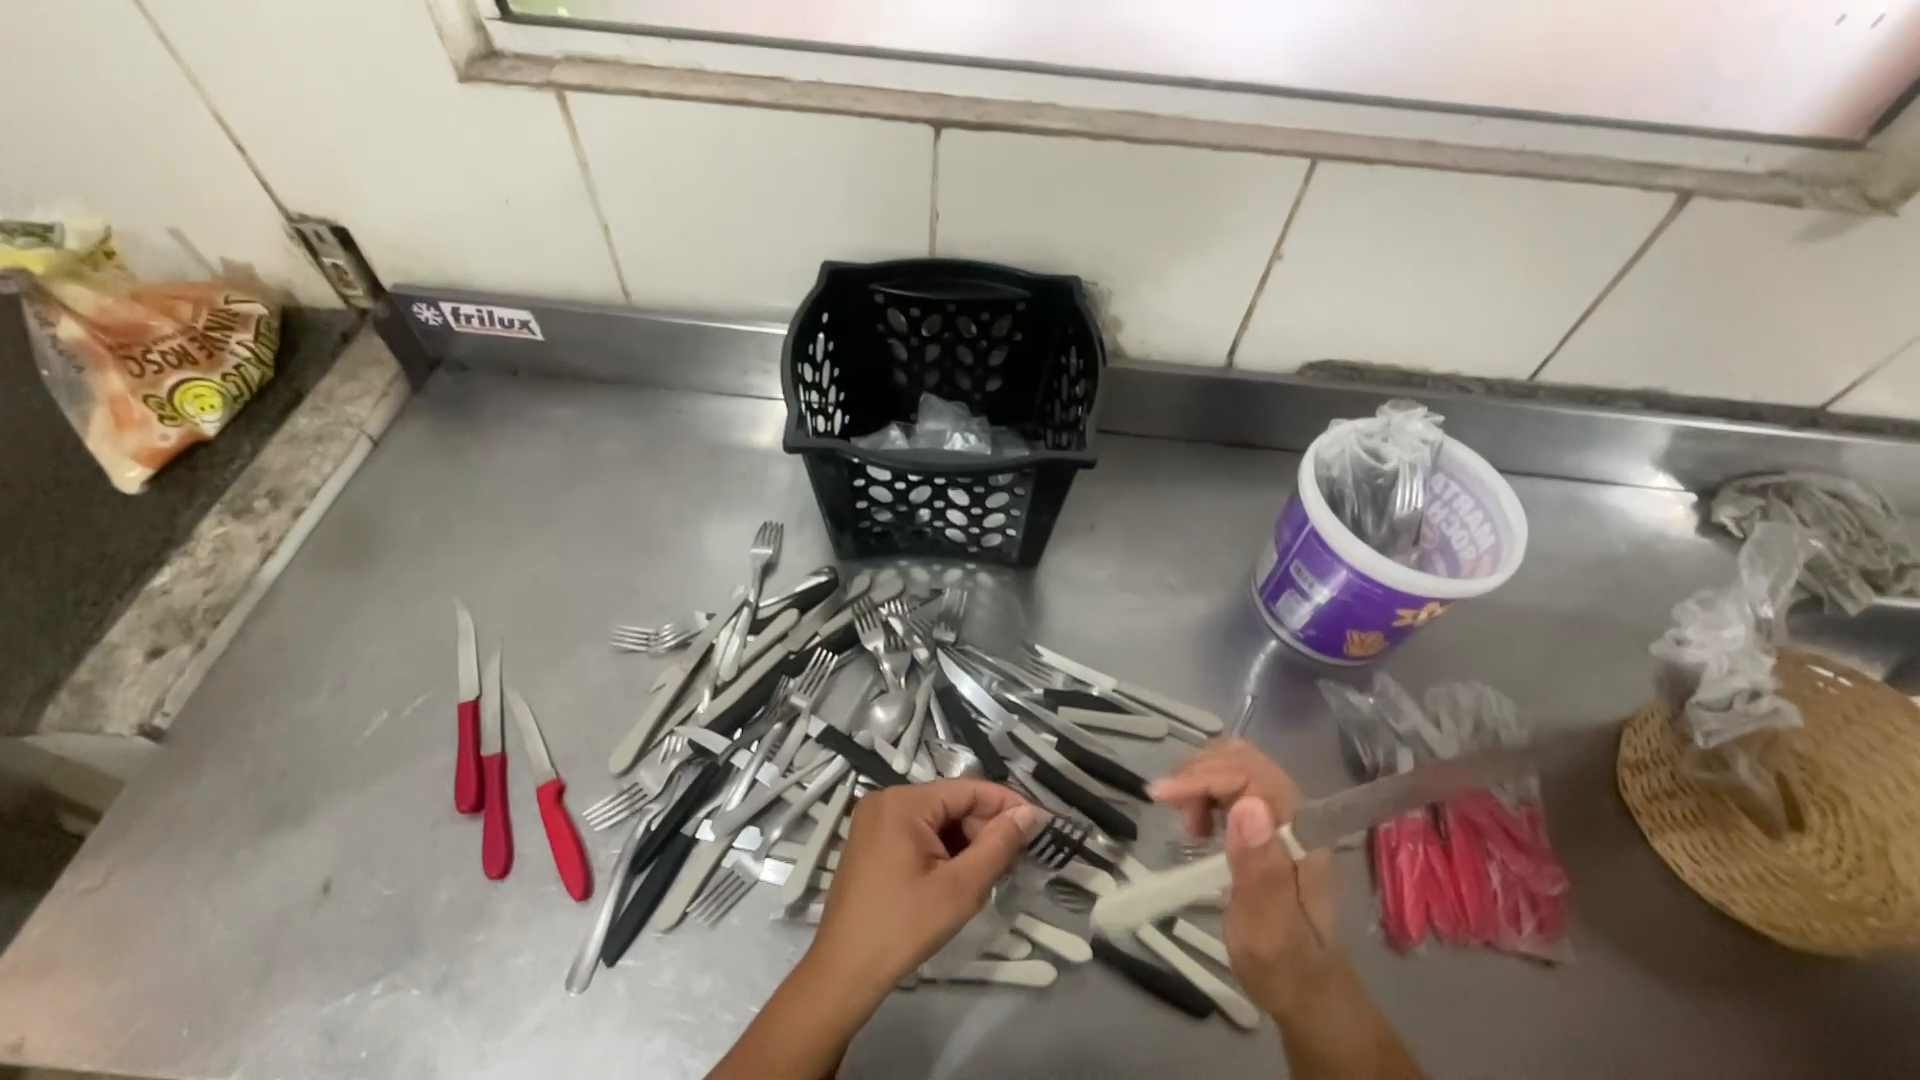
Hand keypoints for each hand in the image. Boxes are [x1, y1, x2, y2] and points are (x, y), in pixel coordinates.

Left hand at [805, 779, 1041, 997]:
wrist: (844, 970)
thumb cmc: (903, 926)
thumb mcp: (960, 888)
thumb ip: (998, 845)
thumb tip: (1028, 814)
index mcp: (903, 802)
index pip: (968, 789)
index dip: (1006, 804)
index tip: (1038, 825)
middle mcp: (885, 800)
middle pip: (951, 802)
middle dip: (984, 828)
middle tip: (1010, 862)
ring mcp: (874, 821)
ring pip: (936, 820)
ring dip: (965, 842)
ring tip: (986, 875)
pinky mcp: (870, 842)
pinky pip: (917, 833)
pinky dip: (942, 850)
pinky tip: (958, 877)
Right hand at [1149, 739, 1340, 1021]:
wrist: (1307, 992)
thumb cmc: (1284, 968)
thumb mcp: (1268, 930)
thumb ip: (1260, 870)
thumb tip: (1248, 806)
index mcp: (1301, 836)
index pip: (1253, 775)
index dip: (1203, 776)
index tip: (1161, 796)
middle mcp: (1297, 817)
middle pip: (1246, 760)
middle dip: (1199, 772)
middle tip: (1172, 809)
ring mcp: (1285, 820)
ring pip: (1239, 766)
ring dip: (1201, 779)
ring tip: (1186, 822)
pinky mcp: (1270, 827)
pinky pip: (1236, 785)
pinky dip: (1206, 790)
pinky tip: (1198, 824)